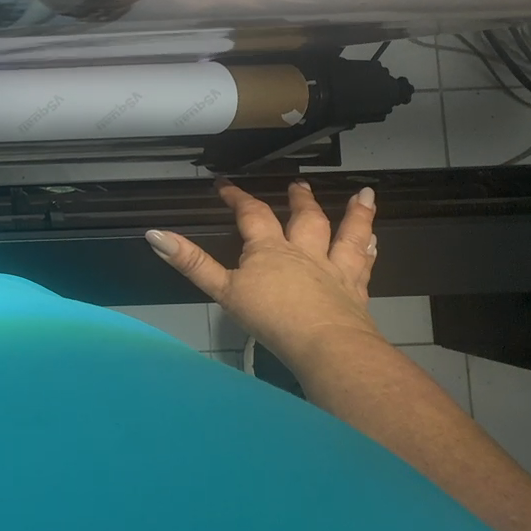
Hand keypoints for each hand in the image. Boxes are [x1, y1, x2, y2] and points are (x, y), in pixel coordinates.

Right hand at [145, 181, 382, 371]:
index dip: (237, 197)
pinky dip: (370, 249)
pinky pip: (364, 263)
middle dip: (298, 200)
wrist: (327, 345)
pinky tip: (375, 241)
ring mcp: (335, 270)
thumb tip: (155, 234)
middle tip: (298, 185)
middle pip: (304, 219)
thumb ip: (190, 261)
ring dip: (355, 214)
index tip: (225, 185)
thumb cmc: (271, 317)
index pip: (251, 215)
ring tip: (363, 195)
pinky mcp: (356, 291)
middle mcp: (305, 253)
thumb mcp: (221, 289)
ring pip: (346, 235)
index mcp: (269, 250)